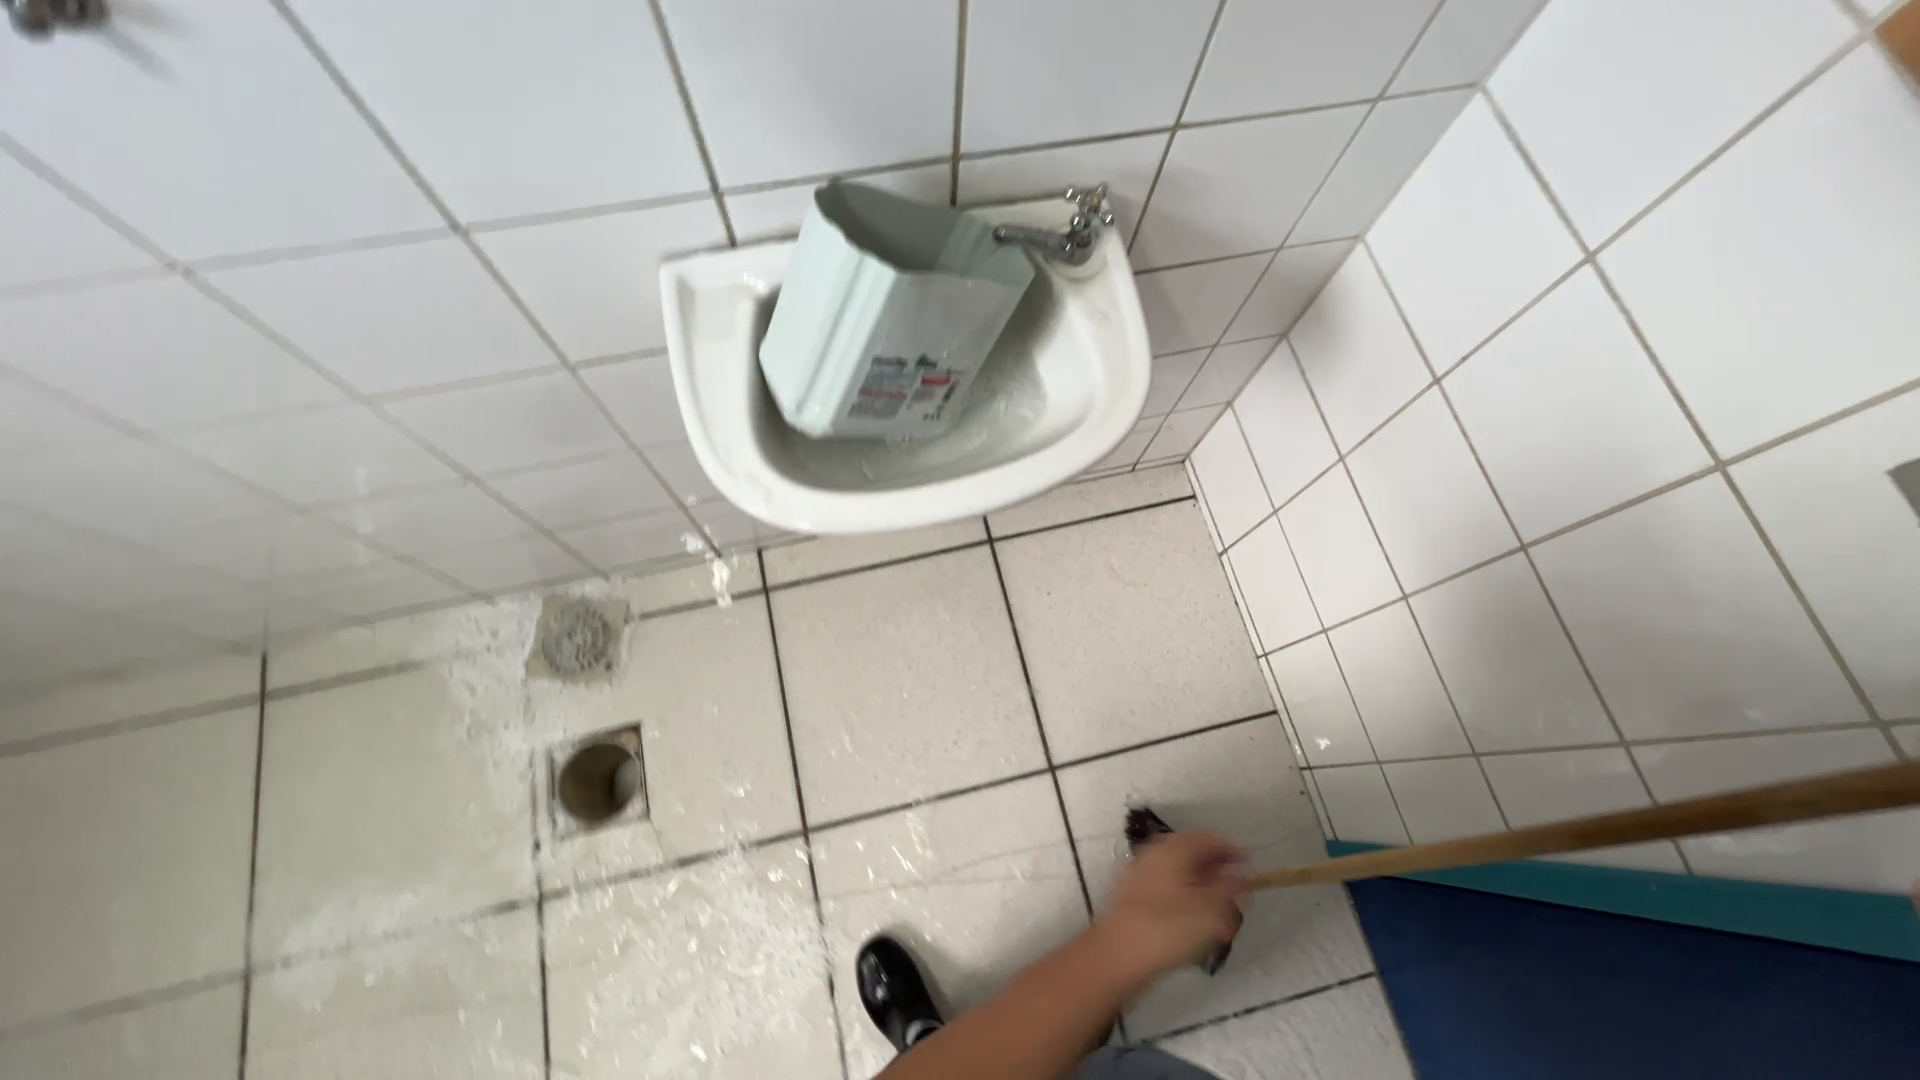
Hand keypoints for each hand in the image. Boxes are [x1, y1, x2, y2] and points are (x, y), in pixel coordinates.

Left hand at [1094, 830, 1246, 981]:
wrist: (1118, 955)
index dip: (1233, 852)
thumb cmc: (1168, 928)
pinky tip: (1195, 922)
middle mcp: (1154, 853)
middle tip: (1237, 894)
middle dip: (1218, 871)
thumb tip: (1243, 871)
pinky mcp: (1134, 895)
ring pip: (1180, 872)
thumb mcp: (1210, 909)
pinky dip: (1186, 898)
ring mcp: (1141, 872)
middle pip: (1193, 853)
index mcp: (1173, 848)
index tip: (1252, 873)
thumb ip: (1230, 886)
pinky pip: (1167, 888)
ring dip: (1203, 887)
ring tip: (1220, 913)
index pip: (1209, 839)